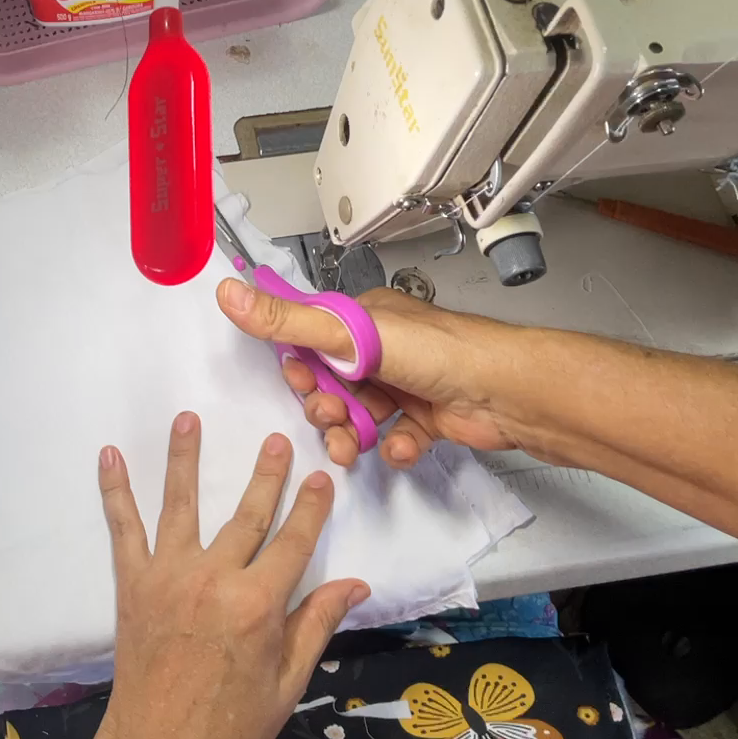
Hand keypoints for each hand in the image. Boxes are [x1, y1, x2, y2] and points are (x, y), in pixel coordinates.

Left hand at [89, 412, 369, 738]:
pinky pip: (123, 528)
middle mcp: (216, 577)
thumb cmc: (232, 729)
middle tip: (275, 439)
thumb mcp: (288, 682)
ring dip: (185, 457)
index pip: (295, 542)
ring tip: (188, 418)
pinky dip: (114, 490)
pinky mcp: (133, 582)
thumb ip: (317, 624)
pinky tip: (110, 456)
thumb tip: (356, 584)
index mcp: (260, 603)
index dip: (311, 508)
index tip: (321, 476)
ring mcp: (169, 574)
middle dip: (266, 475)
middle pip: (247, 515)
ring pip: (181, 504)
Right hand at [217, 279, 522, 467]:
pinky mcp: (426, 416)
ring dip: (349, 433)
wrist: (509, 394)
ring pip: (358, 413)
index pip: (313, 341)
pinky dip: (390, 445)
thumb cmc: (437, 353)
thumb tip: (229, 293)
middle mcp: (384, 349)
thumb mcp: (348, 334)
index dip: (301, 368)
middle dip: (324, 406)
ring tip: (353, 444)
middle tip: (332, 414)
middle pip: (332, 383)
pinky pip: (391, 435)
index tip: (303, 384)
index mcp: (364, 320)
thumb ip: (285, 321)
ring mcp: (405, 383)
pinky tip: (398, 444)